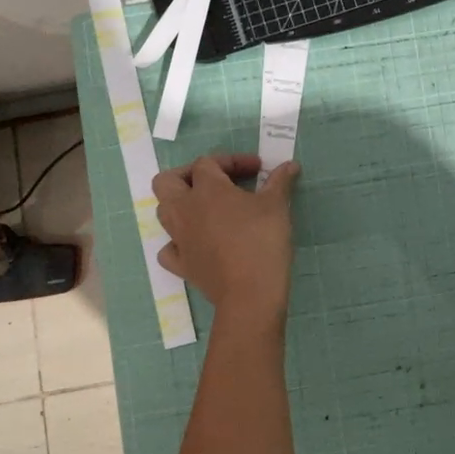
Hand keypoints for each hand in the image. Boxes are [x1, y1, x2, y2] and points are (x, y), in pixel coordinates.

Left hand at [152, 155, 299, 315]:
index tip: (257, 170)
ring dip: (181, 204)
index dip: (231, 161)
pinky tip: (196, 242)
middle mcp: (184, 209)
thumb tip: (290, 165)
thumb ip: (279, 181)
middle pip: (167, 181)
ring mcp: (178, 238)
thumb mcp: (277, 206)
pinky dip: (179, 241)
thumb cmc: (263, 241)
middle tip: (215, 182)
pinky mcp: (180, 264)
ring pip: (164, 211)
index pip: (208, 163)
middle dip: (187, 175)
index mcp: (206, 189)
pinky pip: (169, 247)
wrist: (250, 292)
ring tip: (208, 209)